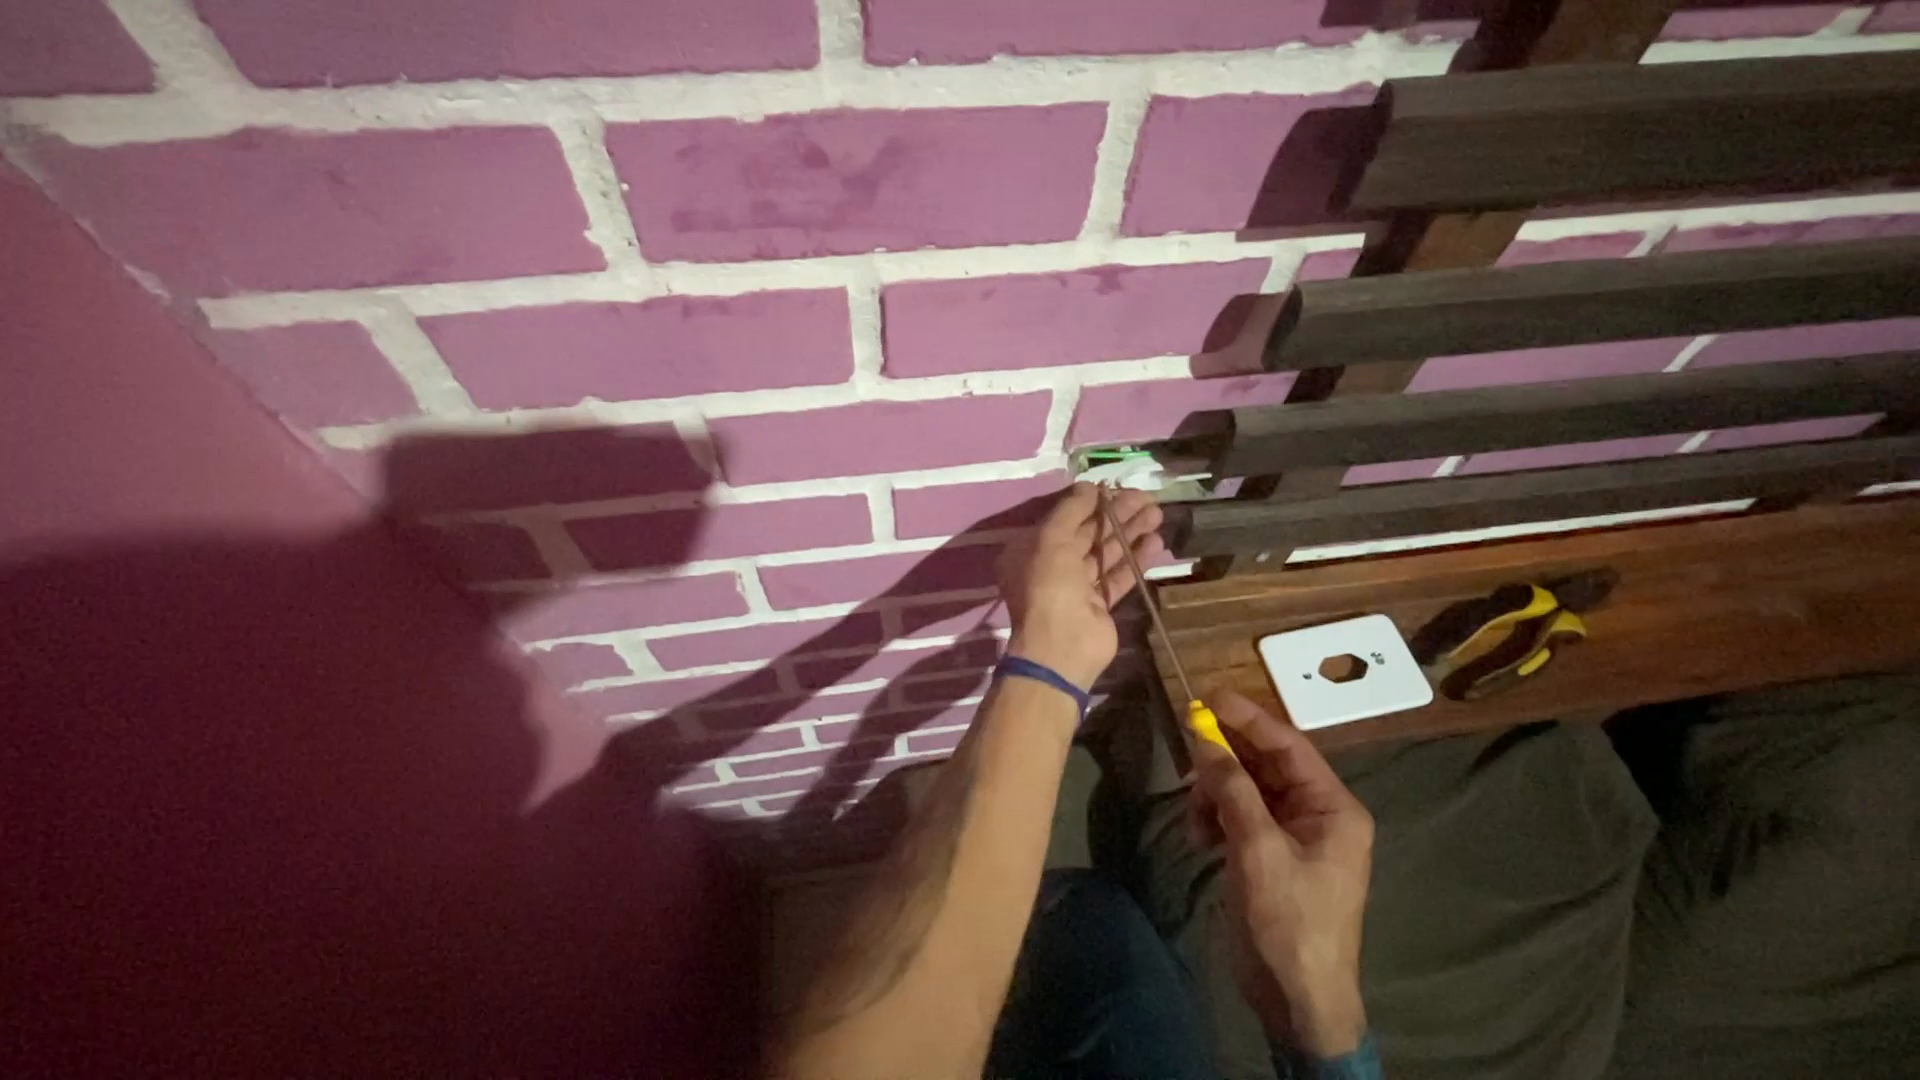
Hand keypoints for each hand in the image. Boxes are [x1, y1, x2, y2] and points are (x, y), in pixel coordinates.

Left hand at [996, 483, 1163, 690]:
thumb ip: (1070, 510)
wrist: (1061, 646)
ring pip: (1106, 554)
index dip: (1089, 503)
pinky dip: (1136, 560)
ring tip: (1158, 514)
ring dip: (1130, 533)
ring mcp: (1076, 588)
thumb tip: (1088, 487)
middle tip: (1147, 498)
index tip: (1116, 488)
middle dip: (1116, 516)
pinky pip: (1118, 576)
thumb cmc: (1048, 586)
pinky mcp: (1099, 605)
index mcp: (1030, 550)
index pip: (1063, 519)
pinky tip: (1156, 542)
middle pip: (1088, 534)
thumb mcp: (1051, 539)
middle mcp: (1051, 567)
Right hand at [1189, 690, 1373, 1057]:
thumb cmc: (1290, 921)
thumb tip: (1204, 737)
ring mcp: (1292, 835)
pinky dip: (1215, 818)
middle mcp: (1316, 813)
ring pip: (1246, 789)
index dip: (1248, 718)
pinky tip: (1200, 835)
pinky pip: (1239, 816)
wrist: (1297, 999)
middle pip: (1265, 764)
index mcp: (1332, 807)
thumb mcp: (1258, 850)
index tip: (1208, 696)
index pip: (1288, 745)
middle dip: (1225, 758)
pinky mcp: (1268, 855)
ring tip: (1195, 815)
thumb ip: (1232, 789)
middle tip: (1187, 745)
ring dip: (1215, 793)